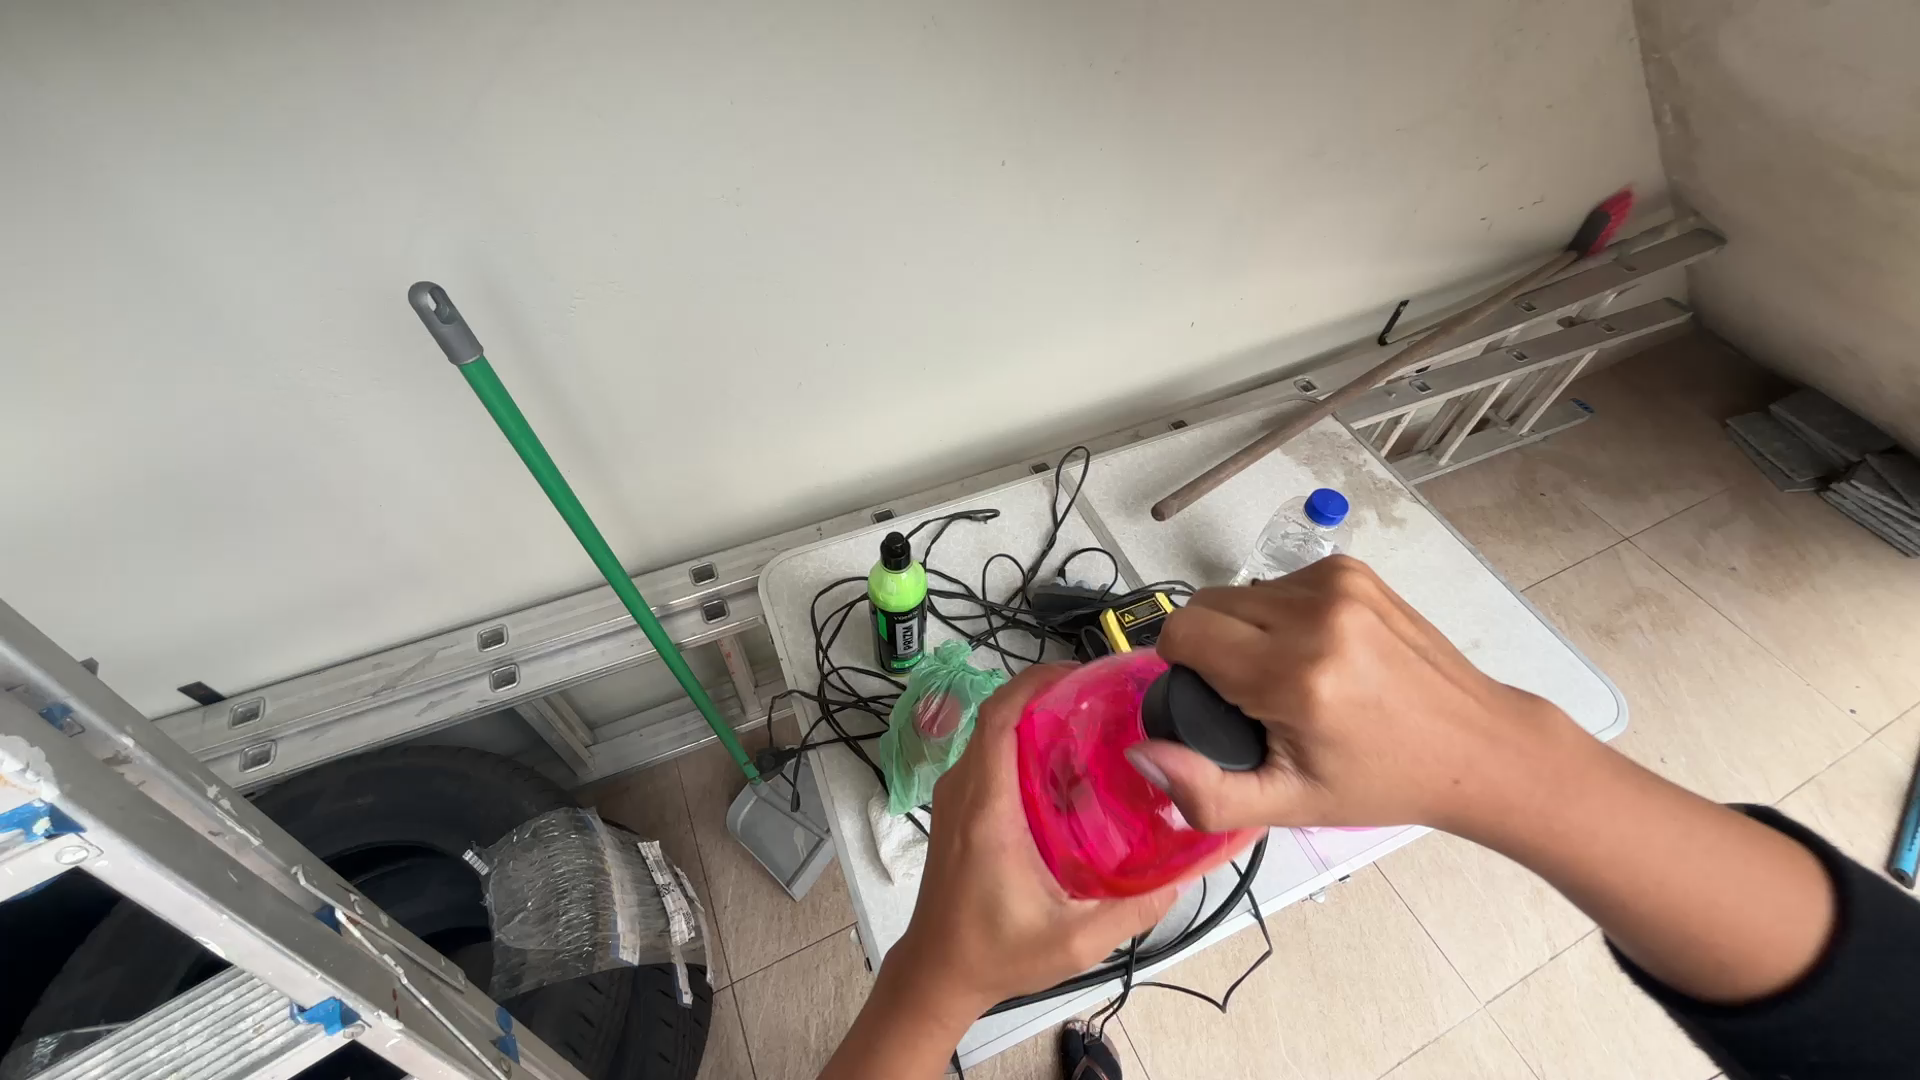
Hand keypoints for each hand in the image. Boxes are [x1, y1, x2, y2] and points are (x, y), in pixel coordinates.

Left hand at [892, 664, 1177, 1013]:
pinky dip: (1019, 742)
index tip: (1076, 673)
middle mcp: (964, 790)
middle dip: (1041, 692)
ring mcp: (955, 796)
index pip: (999, 719)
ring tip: (1084, 721)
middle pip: (996, 715)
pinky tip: (1060, 764)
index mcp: (986, 808)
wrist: (938, 970)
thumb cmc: (996, 953)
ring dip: (1030, 716)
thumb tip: (1180, 877)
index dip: (1033, 683)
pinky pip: (986, 755)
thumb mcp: (1073, 942)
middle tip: (1095, 695)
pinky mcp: (957, 806)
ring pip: (990, 732)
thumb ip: (1131, 911)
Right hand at [1126, 555, 1588, 838]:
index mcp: (1295, 676)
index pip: (1183, 632)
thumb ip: (1205, 790)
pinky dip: (1274, 613)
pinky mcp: (1351, 569)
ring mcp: (1336, 582)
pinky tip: (1310, 647)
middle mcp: (1314, 614)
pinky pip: (1274, 583)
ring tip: (1283, 671)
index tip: (1213, 697)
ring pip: (1237, 593)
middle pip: (1204, 606)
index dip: (1182, 665)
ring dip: (1241, 628)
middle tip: (1249, 692)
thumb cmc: (1379, 781)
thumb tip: (1139, 752)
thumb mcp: (1289, 804)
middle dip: (1209, 646)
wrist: (1482, 746)